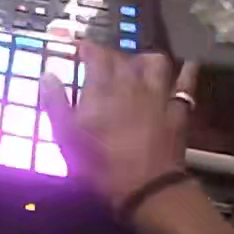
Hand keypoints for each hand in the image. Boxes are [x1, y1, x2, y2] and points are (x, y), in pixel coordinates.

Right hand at [39, 45, 197, 208]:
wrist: (145, 187)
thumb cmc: (98, 164)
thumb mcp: (65, 136)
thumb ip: (55, 102)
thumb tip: (46, 73)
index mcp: (101, 90)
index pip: (95, 56)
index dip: (86, 48)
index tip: (79, 46)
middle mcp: (131, 85)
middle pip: (122, 57)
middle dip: (109, 54)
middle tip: (100, 59)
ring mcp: (158, 96)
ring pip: (155, 62)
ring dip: (144, 58)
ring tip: (136, 64)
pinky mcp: (178, 110)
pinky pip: (185, 83)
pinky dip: (186, 71)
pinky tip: (186, 66)